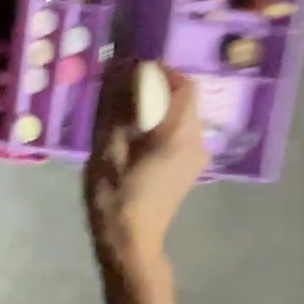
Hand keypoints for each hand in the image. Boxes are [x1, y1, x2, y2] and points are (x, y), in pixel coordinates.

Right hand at [85, 62, 209, 273]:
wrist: (131, 239)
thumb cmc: (115, 194)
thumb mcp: (106, 148)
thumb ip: (115, 107)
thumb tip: (117, 72)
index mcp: (179, 136)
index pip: (184, 86)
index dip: (159, 69)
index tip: (128, 64)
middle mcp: (197, 142)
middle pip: (184, 97)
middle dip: (154, 83)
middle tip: (117, 81)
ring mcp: (195, 155)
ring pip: (181, 112)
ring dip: (154, 100)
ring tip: (118, 102)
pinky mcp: (187, 164)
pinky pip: (177, 128)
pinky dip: (156, 117)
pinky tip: (128, 126)